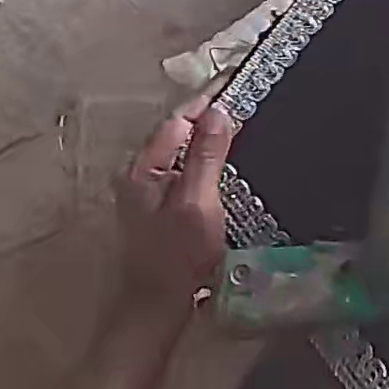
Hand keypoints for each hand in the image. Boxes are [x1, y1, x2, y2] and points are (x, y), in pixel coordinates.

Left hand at [116, 94, 236, 313]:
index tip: (235, 80)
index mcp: (144, 168)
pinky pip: (187, 167)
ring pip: (183, 150)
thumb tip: (218, 113)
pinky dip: (207, 156)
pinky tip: (227, 156)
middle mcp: (142, 172)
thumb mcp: (197, 203)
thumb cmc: (178, 257)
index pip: (179, 120)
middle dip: (210, 113)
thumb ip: (205, 157)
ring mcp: (151, 190)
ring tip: (242, 118)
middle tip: (245, 95)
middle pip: (179, 132)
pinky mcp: (164, 205)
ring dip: (210, 134)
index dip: (207, 100)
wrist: (158, 307)